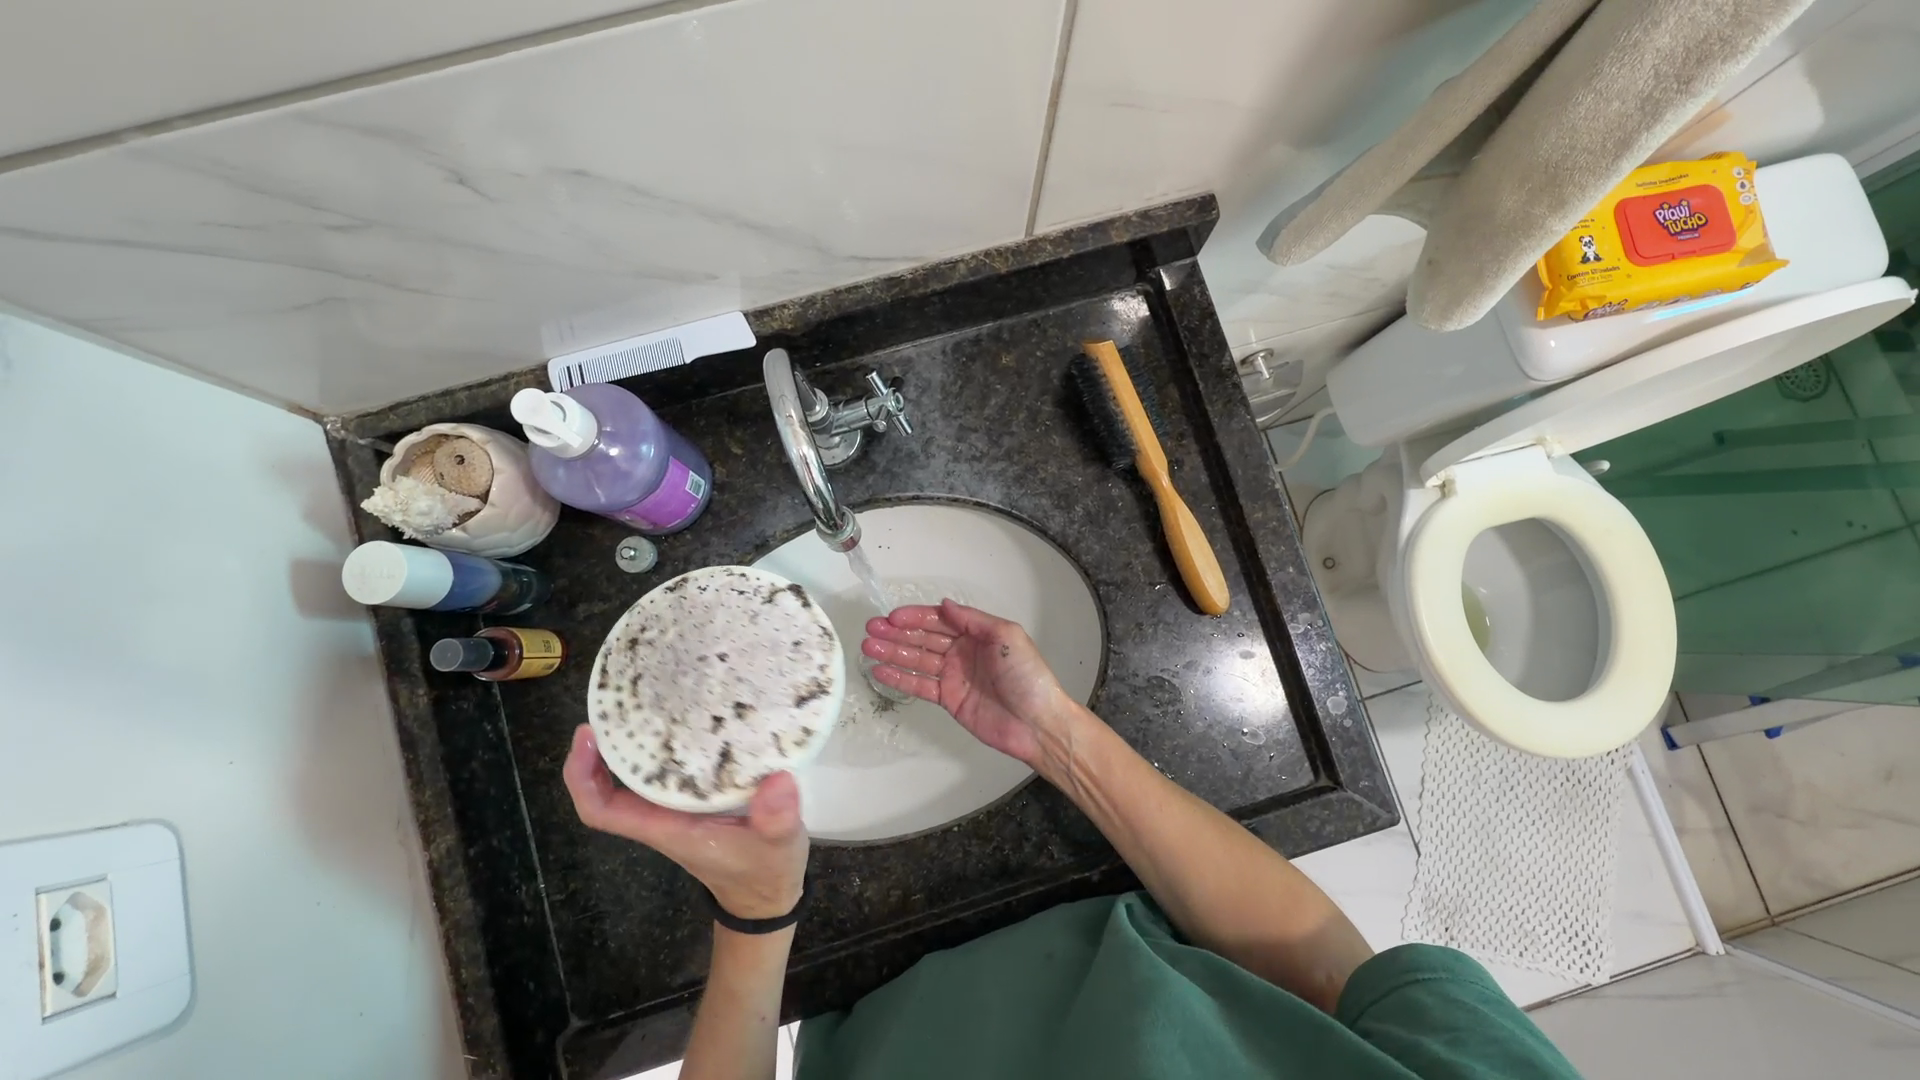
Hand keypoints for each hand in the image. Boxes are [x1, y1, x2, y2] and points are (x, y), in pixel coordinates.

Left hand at [562, 724, 807, 920]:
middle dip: (604, 746)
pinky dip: (665, 745)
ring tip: (645, 699)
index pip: (602, 809)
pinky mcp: (696, 799)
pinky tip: (683, 716)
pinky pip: (665, 770)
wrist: (770, 896)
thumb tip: (778, 781)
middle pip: (610, 785)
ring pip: (636, 775)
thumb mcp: (777, 846)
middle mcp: (662, 816)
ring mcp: (677, 808)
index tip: (588, 735)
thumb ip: (777, 819)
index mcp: (666, 828)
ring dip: (632, 742)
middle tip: (616, 702)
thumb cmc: (765, 874)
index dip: (584, 776)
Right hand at [861, 599, 1077, 768]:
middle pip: (923, 638)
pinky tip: (880, 670)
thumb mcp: (1006, 636)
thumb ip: (973, 619)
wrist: (1037, 723)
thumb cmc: (1027, 676)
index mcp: (977, 634)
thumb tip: (945, 604)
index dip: (915, 617)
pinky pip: (919, 685)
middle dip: (896, 633)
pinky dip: (899, 678)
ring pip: (917, 659)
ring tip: (867, 647)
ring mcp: (953, 676)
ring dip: (892, 652)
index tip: (892, 617)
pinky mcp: (948, 700)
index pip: (939, 620)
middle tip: (870, 629)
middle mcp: (962, 651)